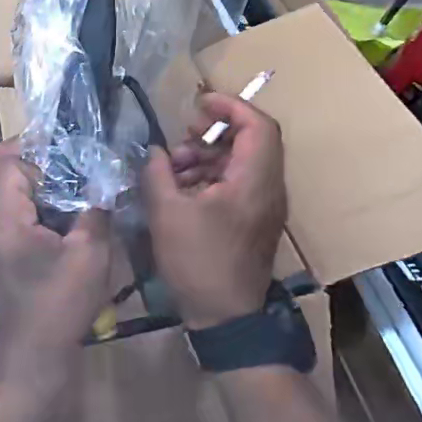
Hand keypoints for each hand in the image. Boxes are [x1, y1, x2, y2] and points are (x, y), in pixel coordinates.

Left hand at [0, 140, 114, 379]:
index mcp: (1, 219)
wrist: (32, 356)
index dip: (39, 150)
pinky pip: (0, 209)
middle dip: (24, 153)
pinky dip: (22, 197)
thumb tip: (104, 179)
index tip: (71, 148)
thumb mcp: (89, 254)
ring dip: (22, 174)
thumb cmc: (60, 304)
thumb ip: (96, 209)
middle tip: (60, 152)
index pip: (9, 162)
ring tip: (61, 174)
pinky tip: (55, 206)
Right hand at [141, 92, 286, 328]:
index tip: (198, 104)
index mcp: (254, 180)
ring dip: (208, 157)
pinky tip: (182, 190)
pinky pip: (238, 184)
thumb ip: (157, 173)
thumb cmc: (198, 262)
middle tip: (182, 139)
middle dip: (213, 133)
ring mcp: (263, 206)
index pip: (258, 124)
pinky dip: (212, 177)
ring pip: (242, 162)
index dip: (230, 106)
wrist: (226, 317)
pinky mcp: (254, 221)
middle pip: (251, 140)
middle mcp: (268, 188)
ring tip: (173, 169)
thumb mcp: (167, 213)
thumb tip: (153, 151)